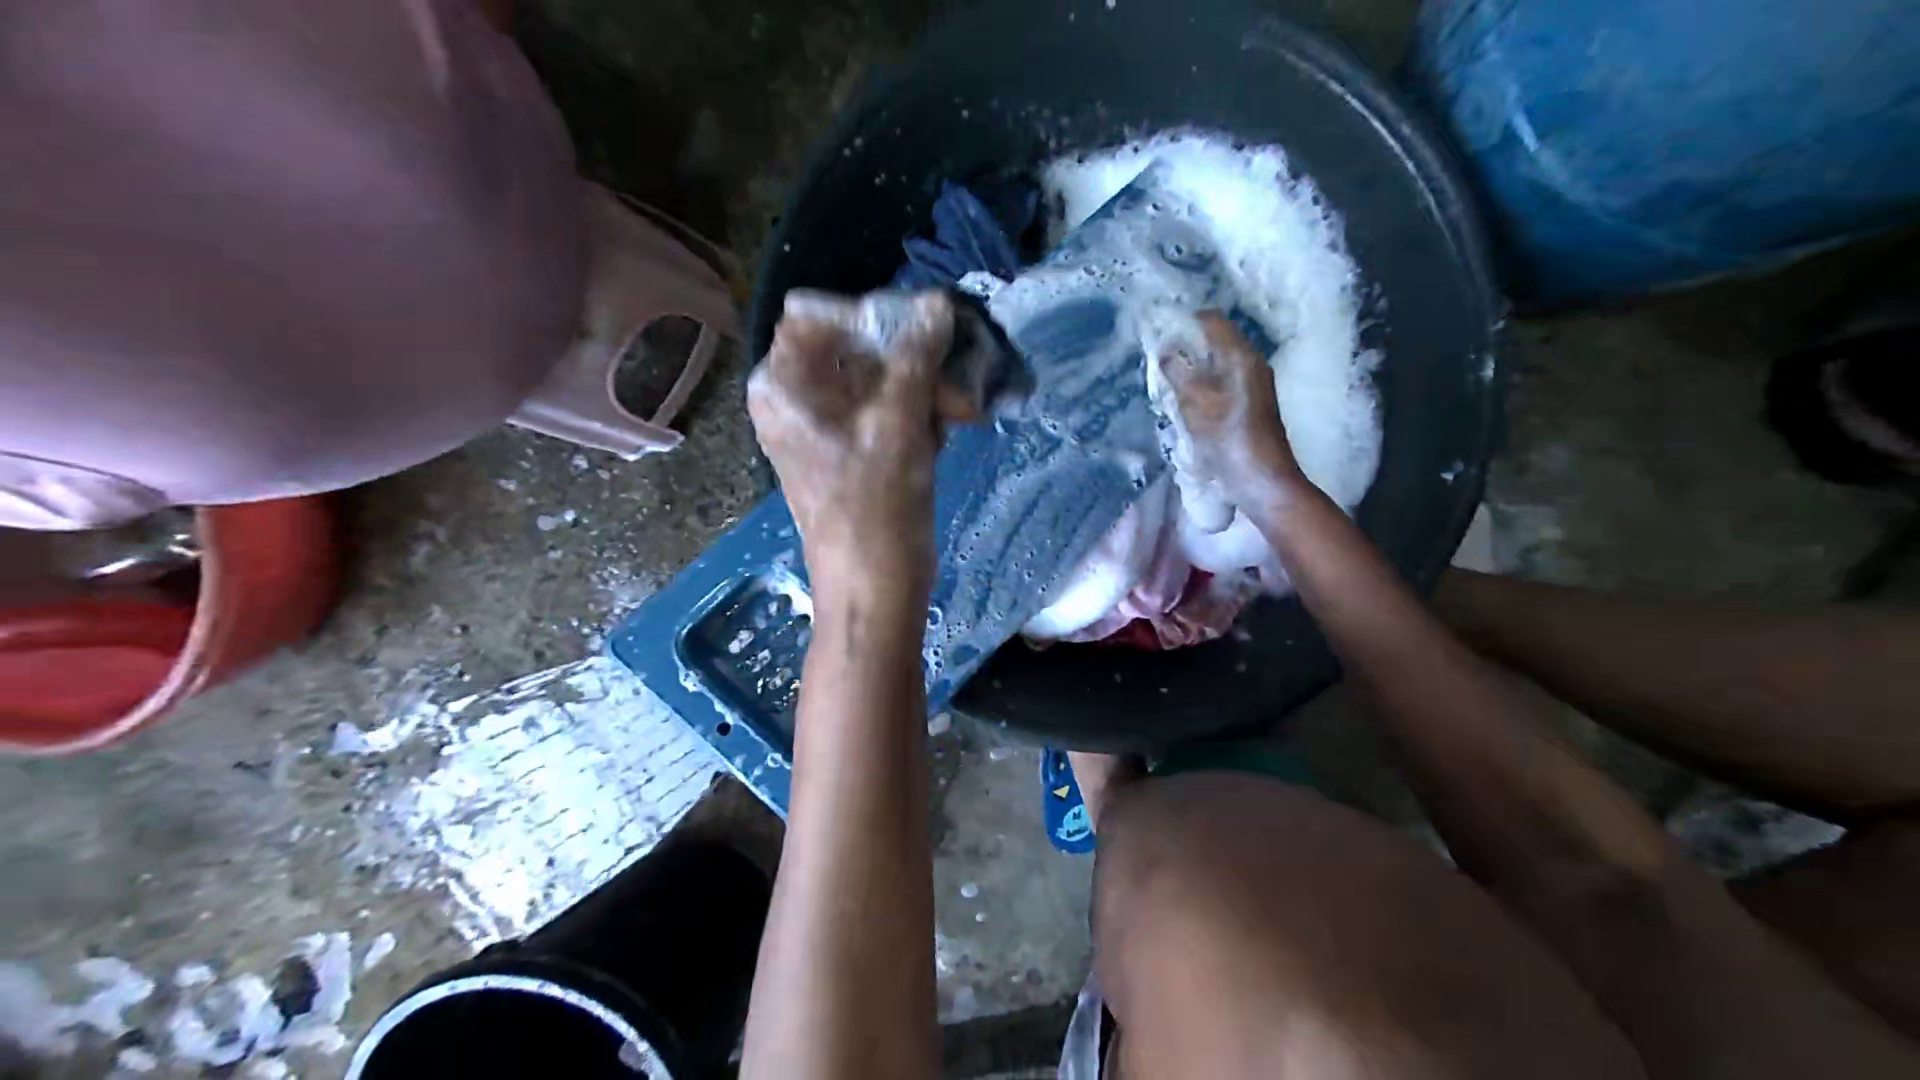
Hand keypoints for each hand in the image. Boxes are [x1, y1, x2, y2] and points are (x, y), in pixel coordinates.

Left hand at [748, 290, 954, 607]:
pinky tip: (950, 427)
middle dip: (913, 358)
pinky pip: (885, 410)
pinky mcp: (853, 450)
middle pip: (853, 347)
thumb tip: (937, 303)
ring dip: (926, 387)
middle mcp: (796, 399)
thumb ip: (917, 355)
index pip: (815, 314)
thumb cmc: (875, 506)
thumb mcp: (898, 422)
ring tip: (963, 412)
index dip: (868, 315)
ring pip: (878, 380)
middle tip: (959, 379)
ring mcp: (825, 426)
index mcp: (783, 385)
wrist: (873, 589)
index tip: (921, 331)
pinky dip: (919, 412)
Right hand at [1156, 312, 1306, 509]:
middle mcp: (1250, 363)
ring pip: (1216, 363)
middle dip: (1185, 347)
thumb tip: (1164, 351)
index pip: (1212, 320)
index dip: (1184, 323)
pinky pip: (1220, 382)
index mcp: (1240, 357)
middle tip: (1158, 363)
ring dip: (1191, 369)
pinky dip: (1201, 385)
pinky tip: (1185, 404)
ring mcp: (1252, 384)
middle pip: (1214, 341)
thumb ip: (1178, 373)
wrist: (1261, 478)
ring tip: (1167, 384)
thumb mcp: (1195, 404)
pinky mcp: (1249, 403)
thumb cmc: (1228, 438)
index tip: (1158, 335)